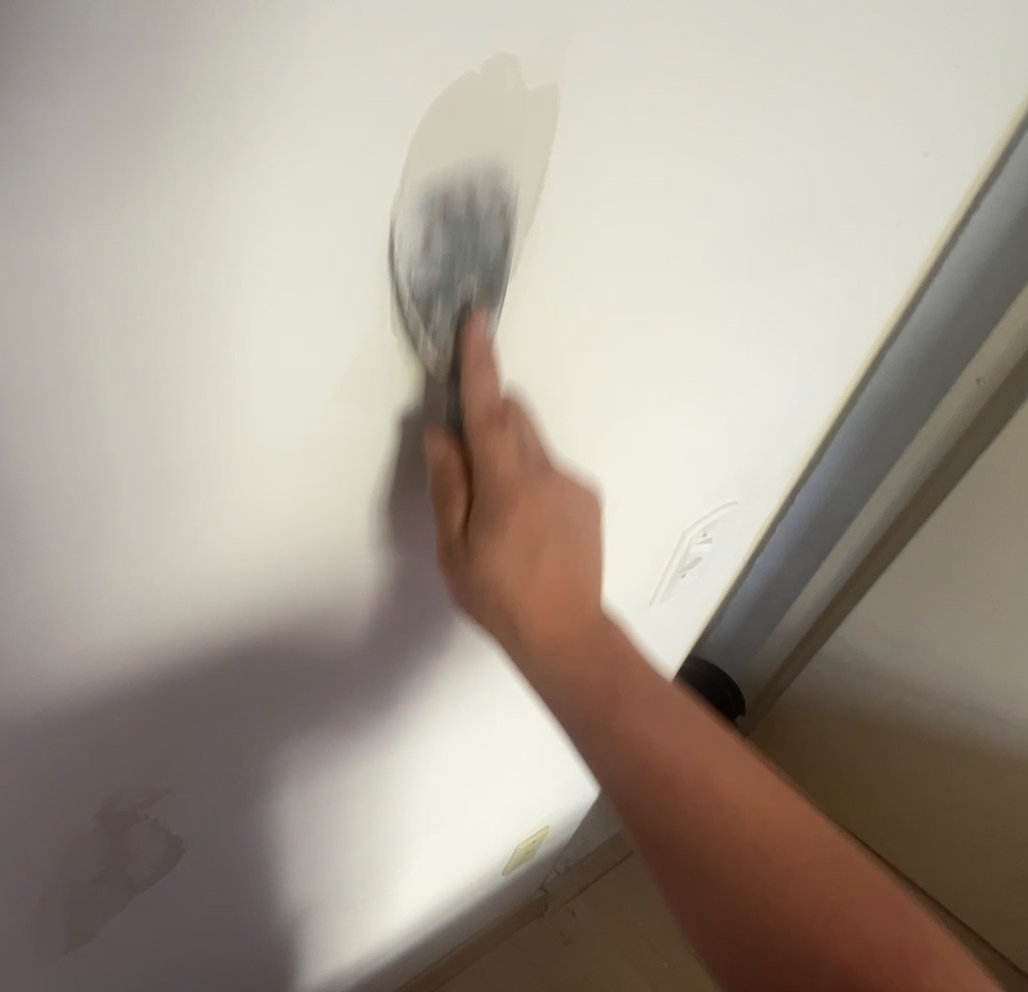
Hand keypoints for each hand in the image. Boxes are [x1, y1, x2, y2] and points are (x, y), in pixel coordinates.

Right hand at [425, 313, 614, 688]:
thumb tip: (440, 433)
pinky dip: (526, 478)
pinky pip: (548, 469)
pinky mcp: (587, 499)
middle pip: (514, 417)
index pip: (489, 412)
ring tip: (493, 510)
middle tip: (462, 459)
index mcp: (507, 484)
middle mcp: (547, 472)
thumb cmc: (496, 596)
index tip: (477, 321)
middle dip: (487, 418)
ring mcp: (573, 485)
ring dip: (505, 454)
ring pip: (531, 444)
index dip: (480, 365)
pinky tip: (522, 526)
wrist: (566, 634)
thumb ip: (448, 485)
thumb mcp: (454, 547)